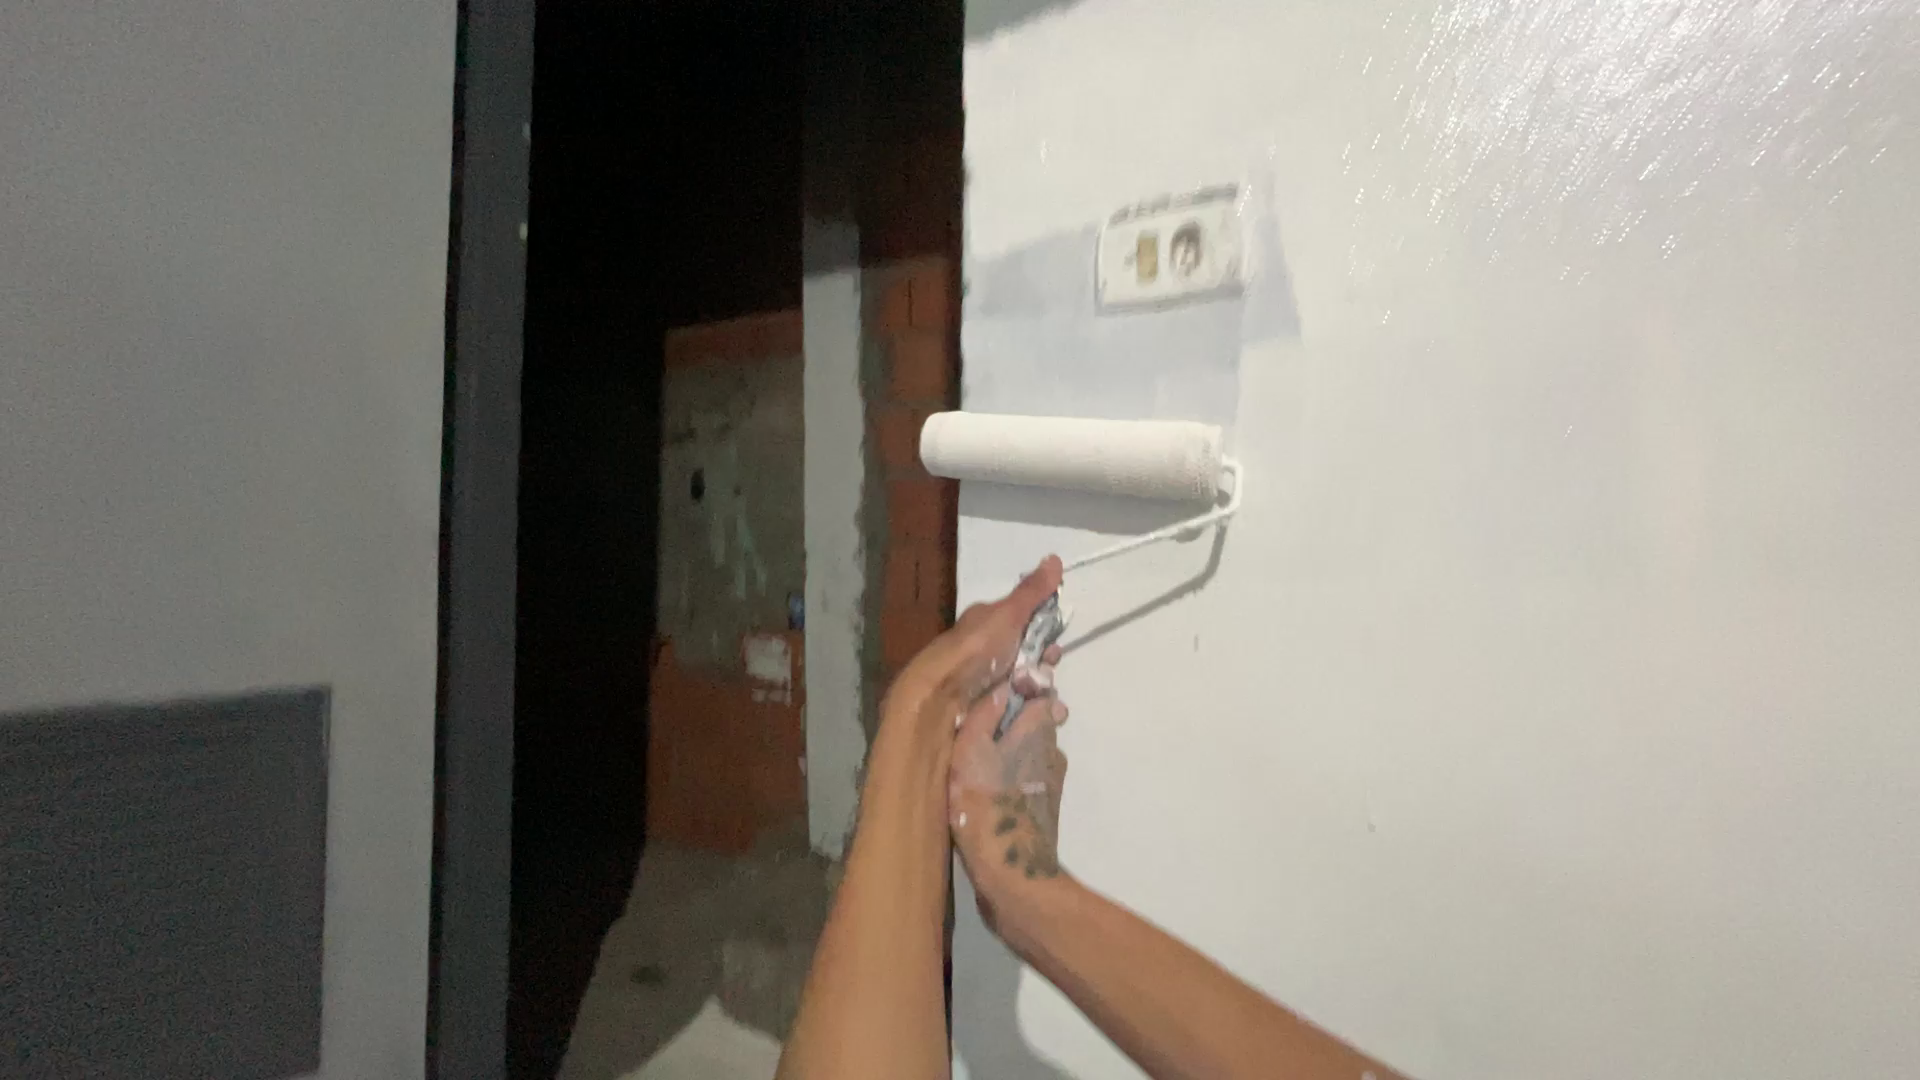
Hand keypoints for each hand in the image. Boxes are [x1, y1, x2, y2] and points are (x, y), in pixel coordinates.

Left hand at [878, 555, 1063, 747]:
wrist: (942, 696)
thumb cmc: (974, 648)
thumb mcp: (1005, 614)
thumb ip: (1032, 591)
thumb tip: (1055, 557)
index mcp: (991, 625)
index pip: (1028, 623)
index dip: (1047, 630)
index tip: (1054, 640)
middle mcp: (993, 652)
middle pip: (1035, 655)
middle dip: (1045, 661)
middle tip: (1044, 665)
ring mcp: (994, 683)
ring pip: (1034, 683)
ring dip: (1041, 686)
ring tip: (1033, 688)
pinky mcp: (995, 711)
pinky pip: (1026, 709)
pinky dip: (1035, 710)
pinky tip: (1036, 709)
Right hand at [949, 678, 1070, 928]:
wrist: (1011, 875)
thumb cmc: (985, 805)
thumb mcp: (970, 751)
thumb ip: (984, 715)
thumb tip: (1001, 686)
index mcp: (1037, 730)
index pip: (1042, 692)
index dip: (1027, 683)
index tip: (1005, 684)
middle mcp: (1051, 751)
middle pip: (1039, 720)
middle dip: (1016, 716)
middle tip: (981, 722)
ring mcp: (1051, 781)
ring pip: (1034, 749)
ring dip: (1014, 747)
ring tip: (980, 756)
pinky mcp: (1044, 807)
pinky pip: (1029, 776)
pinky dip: (1013, 774)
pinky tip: (989, 785)